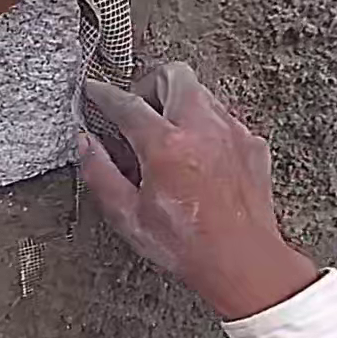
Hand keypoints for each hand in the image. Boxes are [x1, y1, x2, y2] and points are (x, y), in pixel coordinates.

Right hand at [79, 63, 319, 320]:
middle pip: (174, 75)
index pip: (127, 103)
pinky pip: (222, 117)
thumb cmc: (185, 245)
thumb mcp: (127, 215)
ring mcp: (232, 133)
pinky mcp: (251, 145)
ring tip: (163, 137)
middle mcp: (202, 129)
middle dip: (149, 85)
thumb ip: (100, 173)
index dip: (103, 94)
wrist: (243, 262)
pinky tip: (193, 156)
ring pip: (201, 92)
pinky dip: (202, 125)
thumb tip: (85, 143)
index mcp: (166, 146)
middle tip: (136, 112)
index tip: (93, 91)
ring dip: (176, 103)